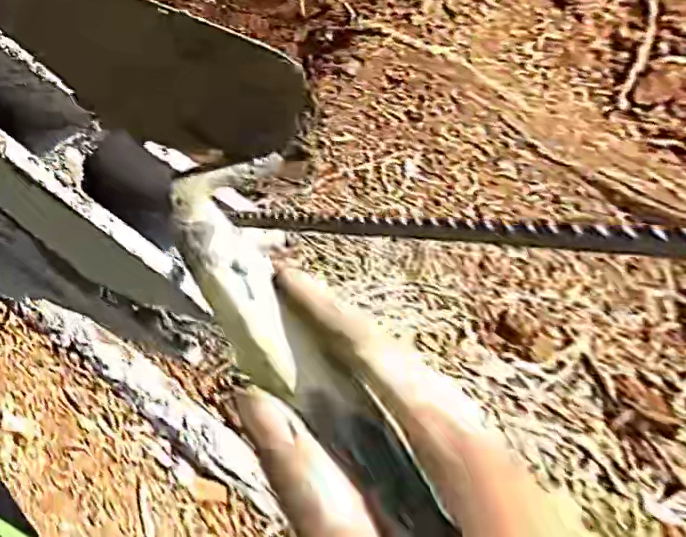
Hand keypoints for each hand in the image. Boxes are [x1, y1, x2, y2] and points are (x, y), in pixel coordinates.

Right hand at [237, 267, 573, 536]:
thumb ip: (315, 500)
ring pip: (457, 434)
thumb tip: (253, 400)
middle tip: (289, 303)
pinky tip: (362, 424)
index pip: (419, 397)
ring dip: (379, 387)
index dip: (347, 328)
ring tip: (312, 348)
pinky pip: (462, 467)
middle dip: (361, 349)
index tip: (285, 278)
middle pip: (442, 407)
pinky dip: (404, 430)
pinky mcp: (521, 527)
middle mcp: (537, 514)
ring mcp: (536, 520)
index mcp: (504, 520)